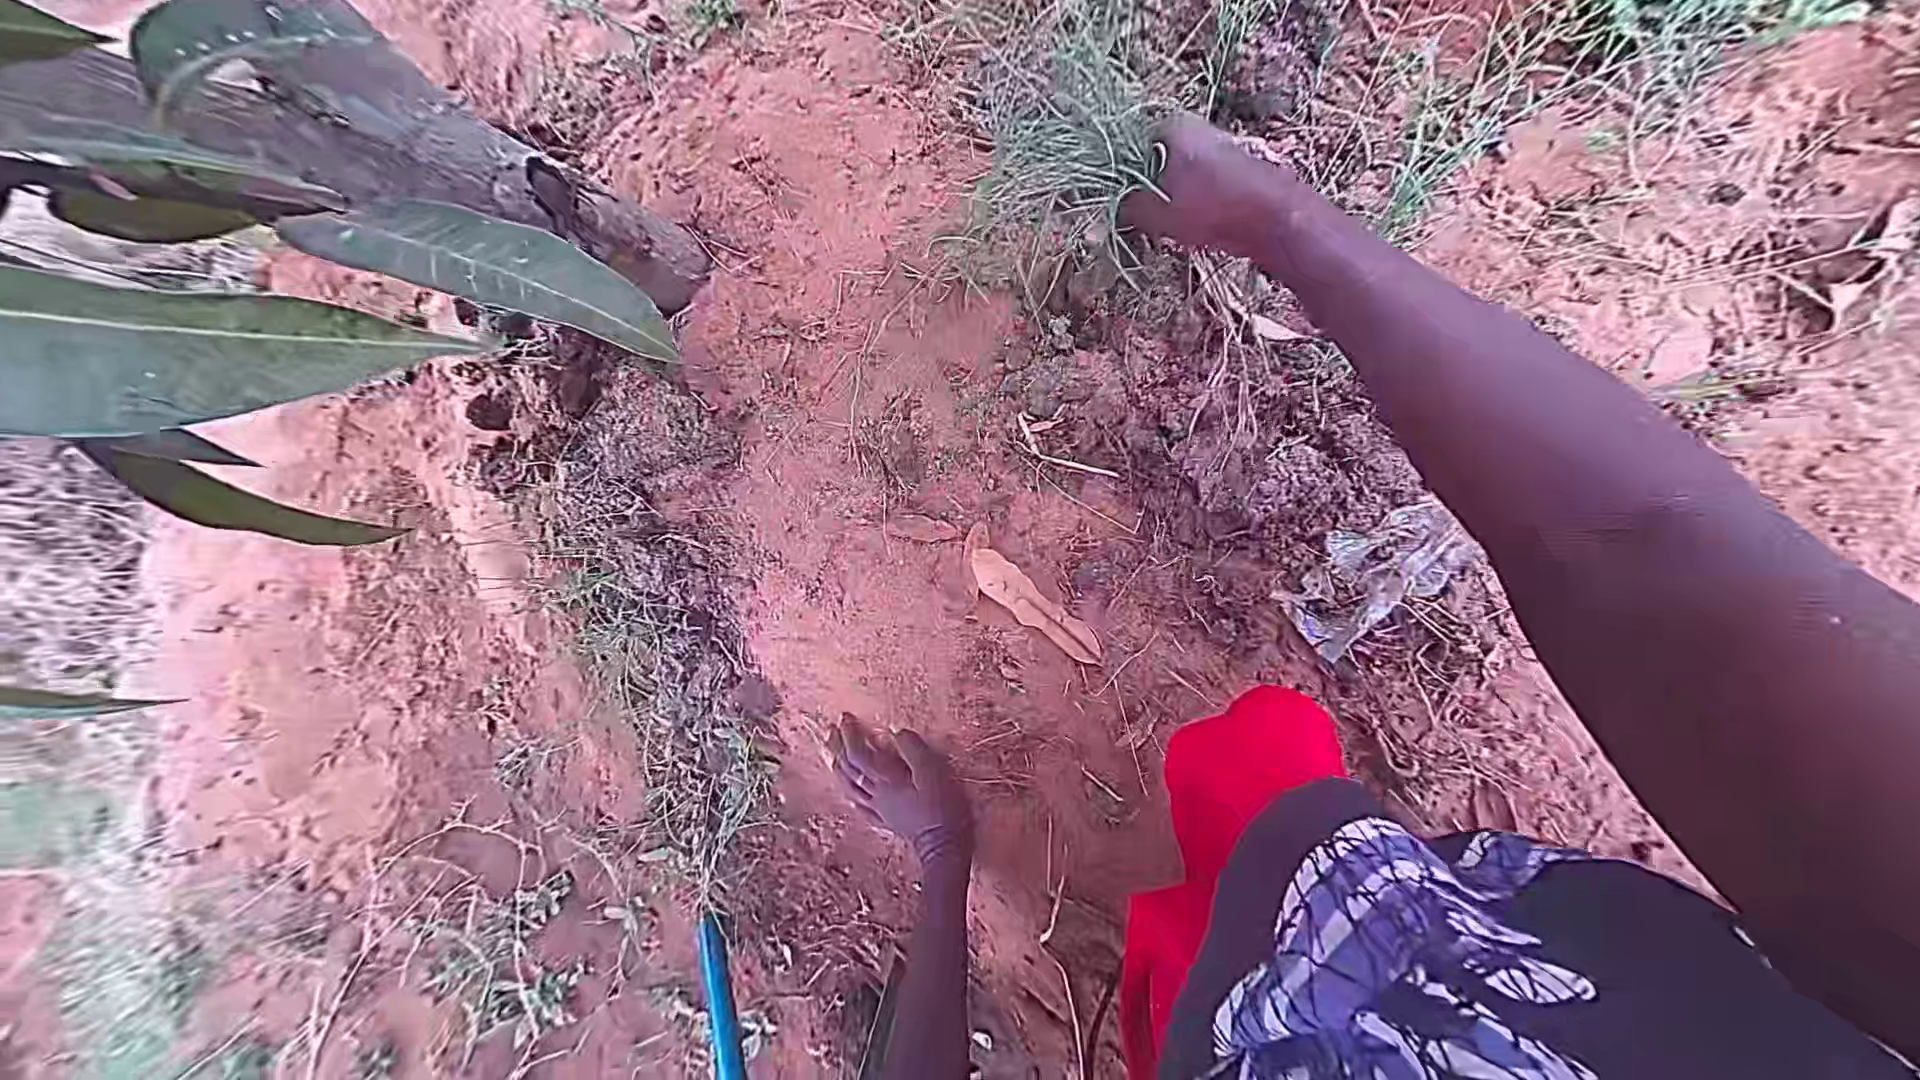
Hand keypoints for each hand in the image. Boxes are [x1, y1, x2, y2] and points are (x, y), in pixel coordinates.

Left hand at [829, 714, 974, 868]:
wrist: (944, 847)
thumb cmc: (942, 807)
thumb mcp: (933, 771)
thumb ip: (913, 749)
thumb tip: (896, 732)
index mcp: (886, 779)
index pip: (858, 754)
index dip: (849, 735)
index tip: (845, 718)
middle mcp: (876, 794)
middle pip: (848, 769)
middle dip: (838, 747)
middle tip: (832, 730)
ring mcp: (879, 809)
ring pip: (849, 786)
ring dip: (839, 767)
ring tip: (834, 755)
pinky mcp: (886, 821)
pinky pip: (859, 804)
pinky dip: (851, 793)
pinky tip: (850, 792)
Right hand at [1122, 112, 1292, 256]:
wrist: (1270, 215)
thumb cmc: (1208, 206)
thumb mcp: (1154, 212)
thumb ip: (1125, 208)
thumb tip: (1104, 213)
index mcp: (1169, 128)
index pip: (1124, 150)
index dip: (1115, 181)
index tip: (1112, 207)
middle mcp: (1190, 129)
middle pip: (1148, 164)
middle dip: (1138, 194)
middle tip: (1133, 223)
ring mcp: (1210, 148)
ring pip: (1169, 178)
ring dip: (1160, 203)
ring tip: (1159, 228)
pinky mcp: (1225, 169)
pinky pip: (1190, 187)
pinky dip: (1181, 205)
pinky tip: (1183, 226)